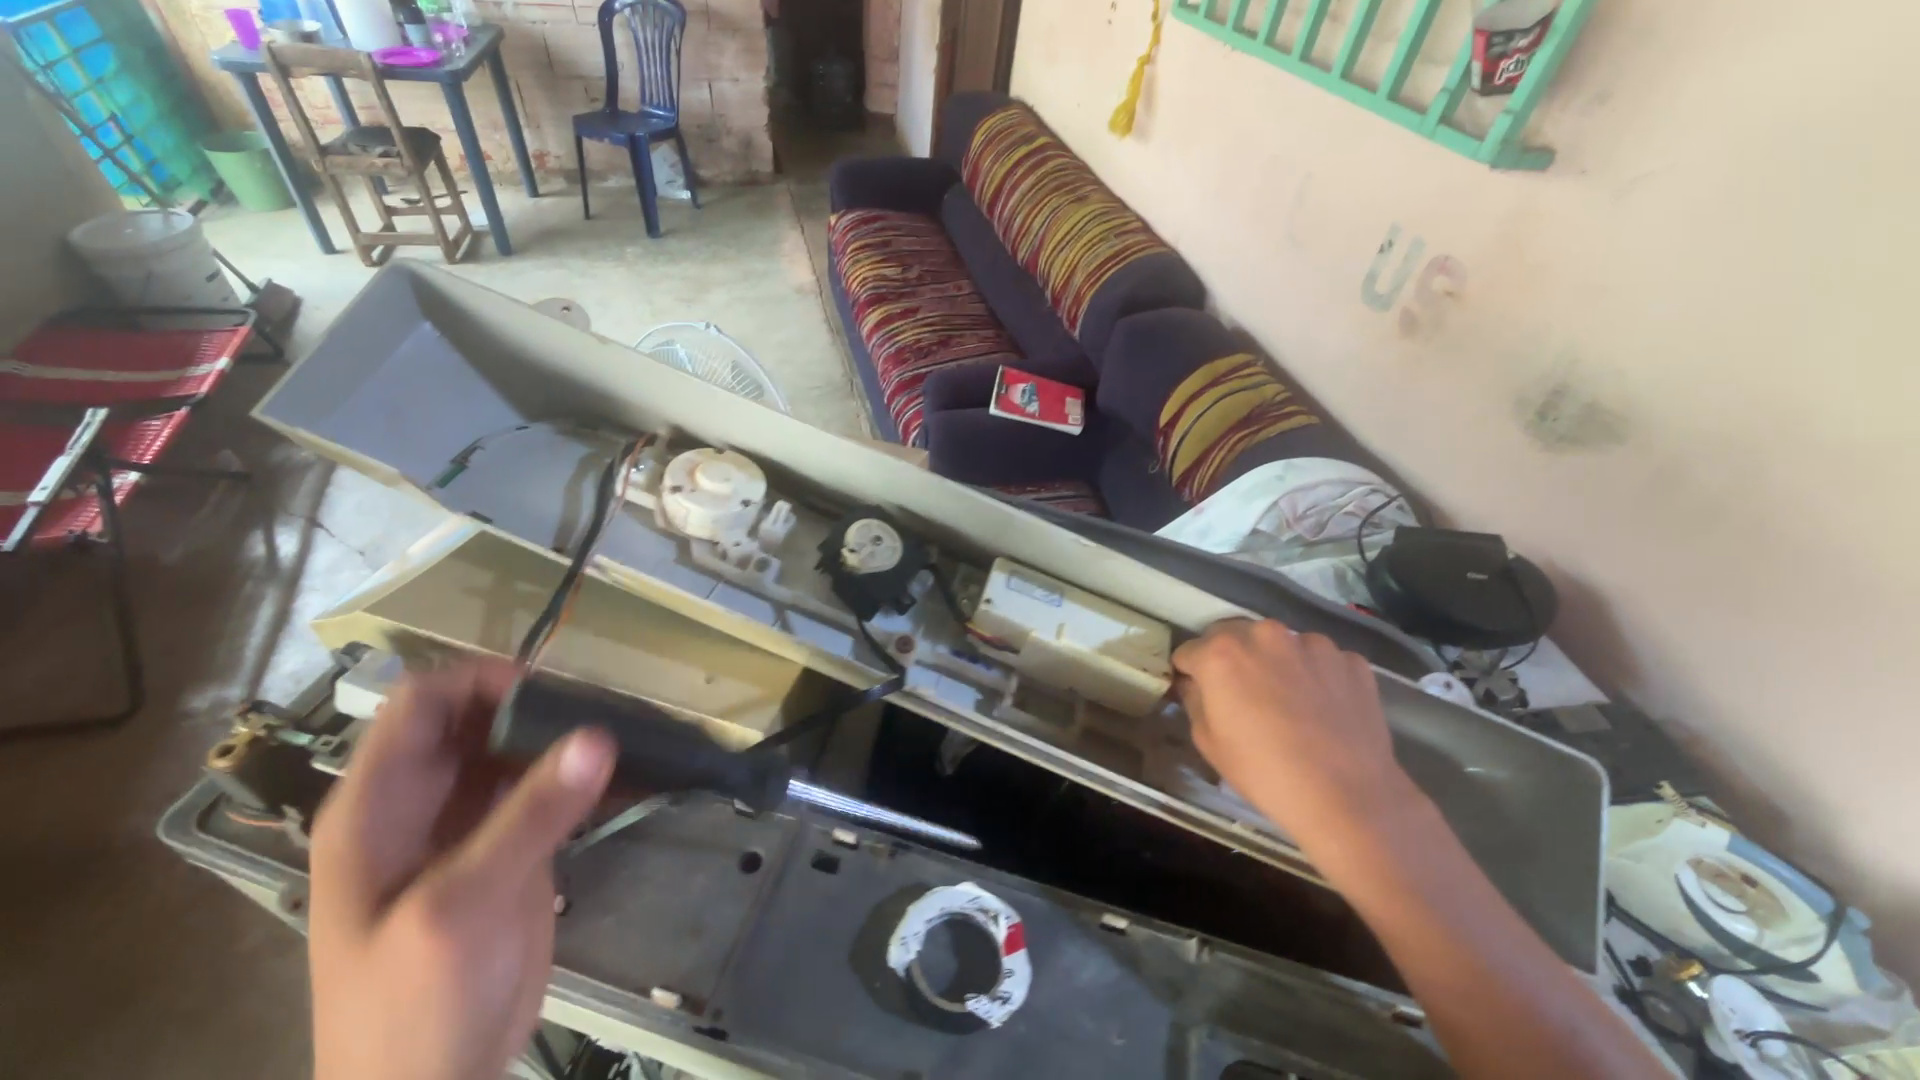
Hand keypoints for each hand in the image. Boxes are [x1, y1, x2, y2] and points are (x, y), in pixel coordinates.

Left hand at [308, 661, 615, 1079]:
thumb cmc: (412, 1006)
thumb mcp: (460, 908)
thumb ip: (528, 818)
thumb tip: (597, 735)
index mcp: (377, 805)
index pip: (423, 704)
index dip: (482, 682)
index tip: (555, 692)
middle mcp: (421, 804)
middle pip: (477, 723)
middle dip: (539, 708)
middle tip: (608, 711)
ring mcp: (468, 830)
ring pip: (516, 756)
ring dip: (566, 742)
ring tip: (630, 735)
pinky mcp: (509, 856)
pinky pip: (545, 798)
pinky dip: (583, 782)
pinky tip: (632, 777)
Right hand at [1172, 620, 1411, 837]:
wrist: (1346, 796)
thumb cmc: (1264, 772)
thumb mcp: (1209, 742)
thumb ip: (1194, 700)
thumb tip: (1195, 685)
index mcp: (1222, 653)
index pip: (1190, 650)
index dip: (1191, 672)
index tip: (1200, 692)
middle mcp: (1266, 634)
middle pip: (1237, 637)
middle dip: (1233, 659)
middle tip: (1244, 697)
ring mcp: (1313, 643)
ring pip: (1282, 645)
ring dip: (1277, 663)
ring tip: (1290, 704)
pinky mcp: (1351, 660)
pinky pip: (1321, 661)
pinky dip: (1316, 676)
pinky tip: (1323, 710)